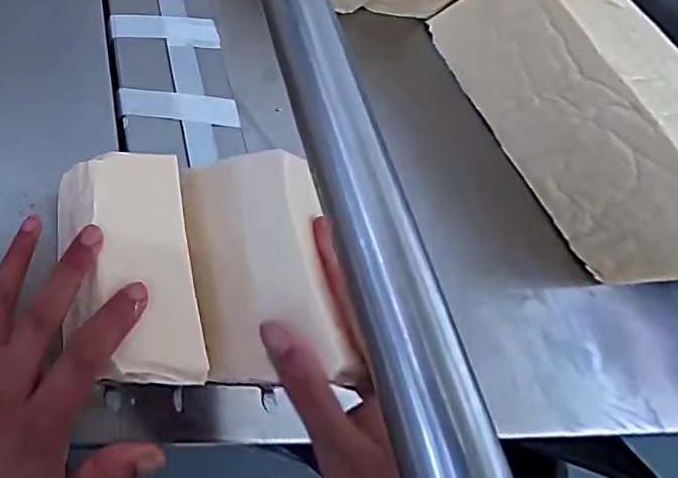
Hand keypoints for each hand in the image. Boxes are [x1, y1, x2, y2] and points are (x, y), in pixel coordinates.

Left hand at [0, 216, 165, 477]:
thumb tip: (152, 453)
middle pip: (42, 317)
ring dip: (16, 258)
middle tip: (90, 236)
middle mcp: (2, 385)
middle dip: (69, 272)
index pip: (84, 360)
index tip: (136, 290)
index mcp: (37, 424)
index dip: (113, 322)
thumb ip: (106, 476)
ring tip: (33, 222)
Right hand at [261, 216, 395, 477]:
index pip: (365, 310)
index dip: (342, 269)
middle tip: (311, 238)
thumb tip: (275, 332)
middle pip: (366, 316)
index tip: (324, 232)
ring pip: (360, 334)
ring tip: (302, 272)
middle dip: (336, 276)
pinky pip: (353, 353)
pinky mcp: (384, 406)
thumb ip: (307, 389)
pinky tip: (309, 327)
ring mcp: (396, 392)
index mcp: (400, 382)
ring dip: (331, 303)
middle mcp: (402, 381)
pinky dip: (330, 331)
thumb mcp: (337, 444)